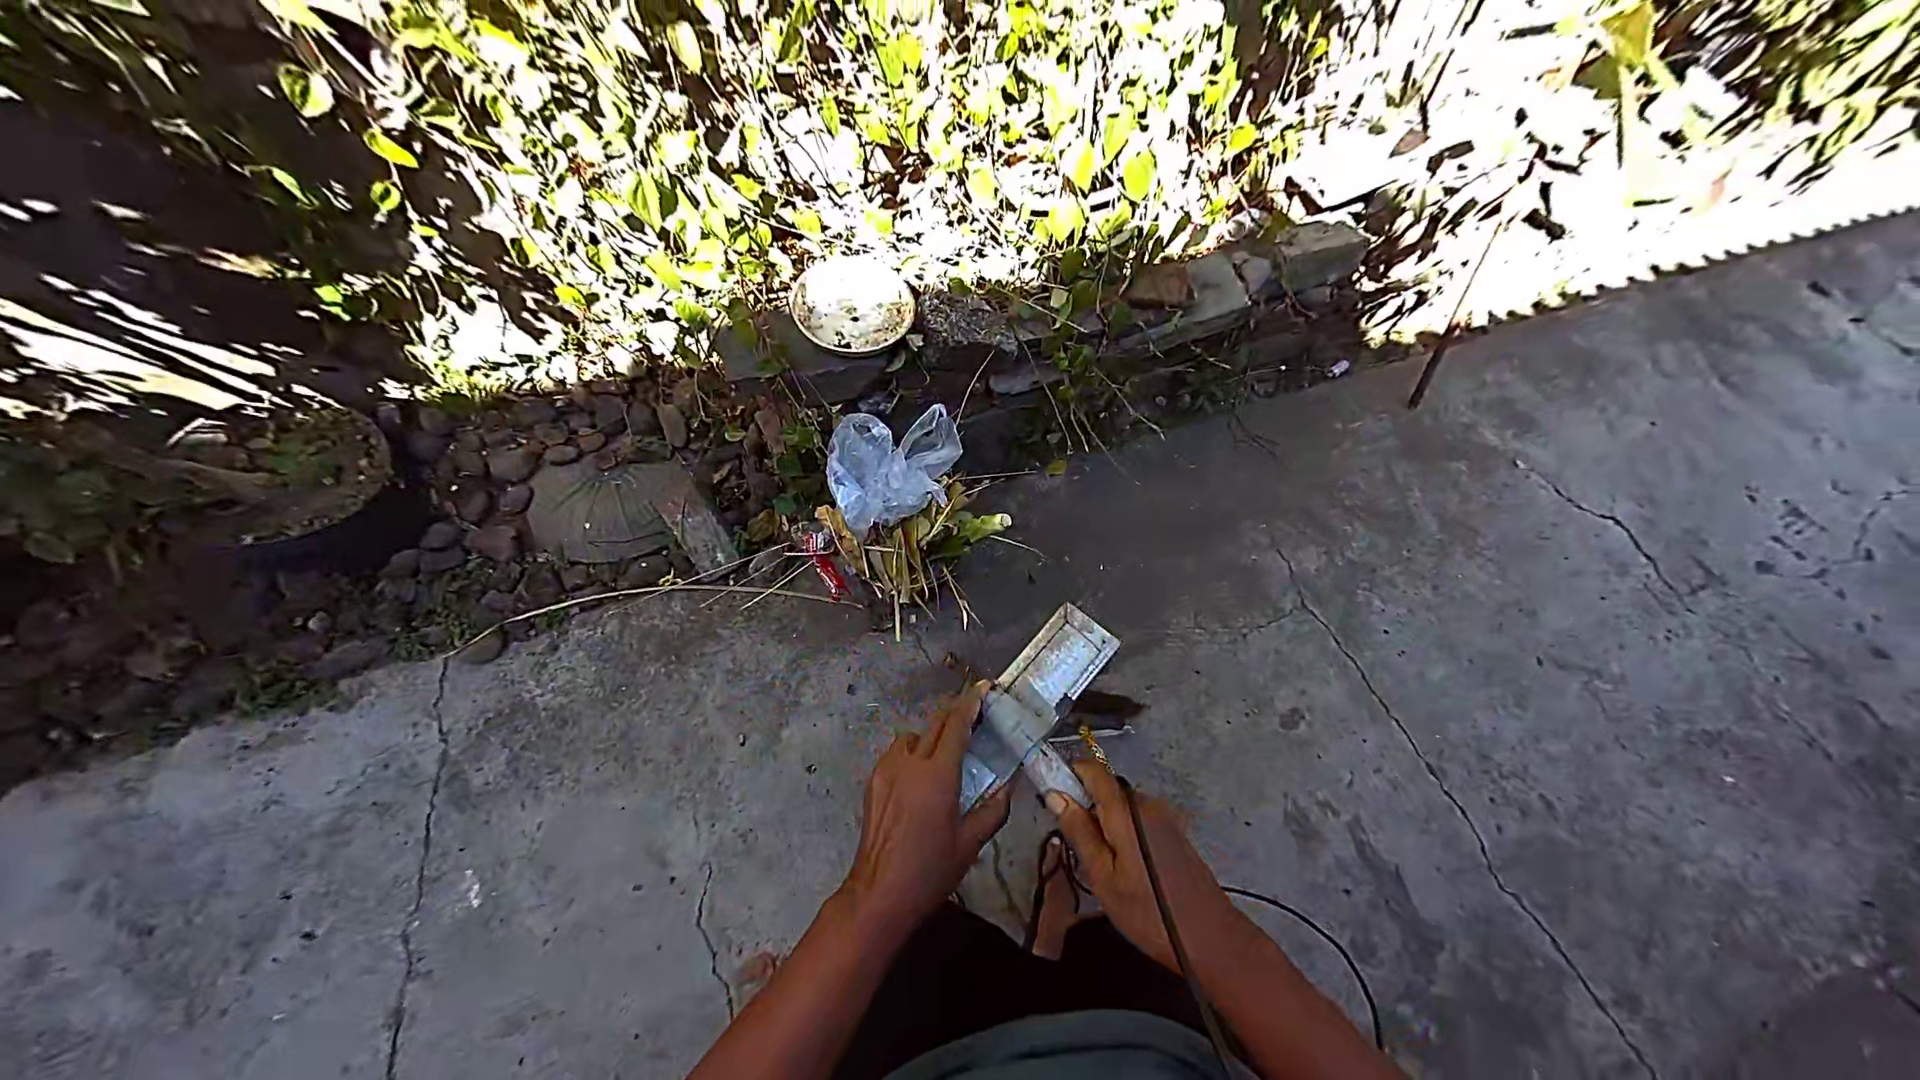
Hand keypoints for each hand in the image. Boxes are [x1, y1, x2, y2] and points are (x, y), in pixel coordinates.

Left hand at [839, 681, 1012, 938]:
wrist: (879, 894)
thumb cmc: (929, 871)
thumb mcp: (970, 844)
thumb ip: (993, 810)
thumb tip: (1008, 787)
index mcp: (938, 775)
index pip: (956, 725)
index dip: (971, 703)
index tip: (983, 689)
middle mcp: (910, 764)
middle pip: (934, 723)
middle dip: (955, 713)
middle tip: (974, 715)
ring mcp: (886, 771)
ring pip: (912, 737)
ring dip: (931, 737)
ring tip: (943, 758)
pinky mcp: (873, 782)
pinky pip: (896, 755)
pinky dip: (912, 754)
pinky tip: (919, 779)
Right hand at [1045, 760, 1240, 972]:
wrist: (1211, 940)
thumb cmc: (1148, 912)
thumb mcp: (1102, 876)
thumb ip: (1079, 830)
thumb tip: (1055, 794)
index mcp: (1127, 809)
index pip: (1093, 769)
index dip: (1069, 774)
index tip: (1052, 797)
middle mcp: (1147, 803)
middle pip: (1106, 789)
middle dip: (1086, 807)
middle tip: (1075, 847)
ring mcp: (1164, 817)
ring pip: (1121, 807)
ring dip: (1105, 824)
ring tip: (1101, 866)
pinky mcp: (1174, 832)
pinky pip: (1138, 820)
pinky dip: (1123, 833)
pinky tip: (1126, 869)